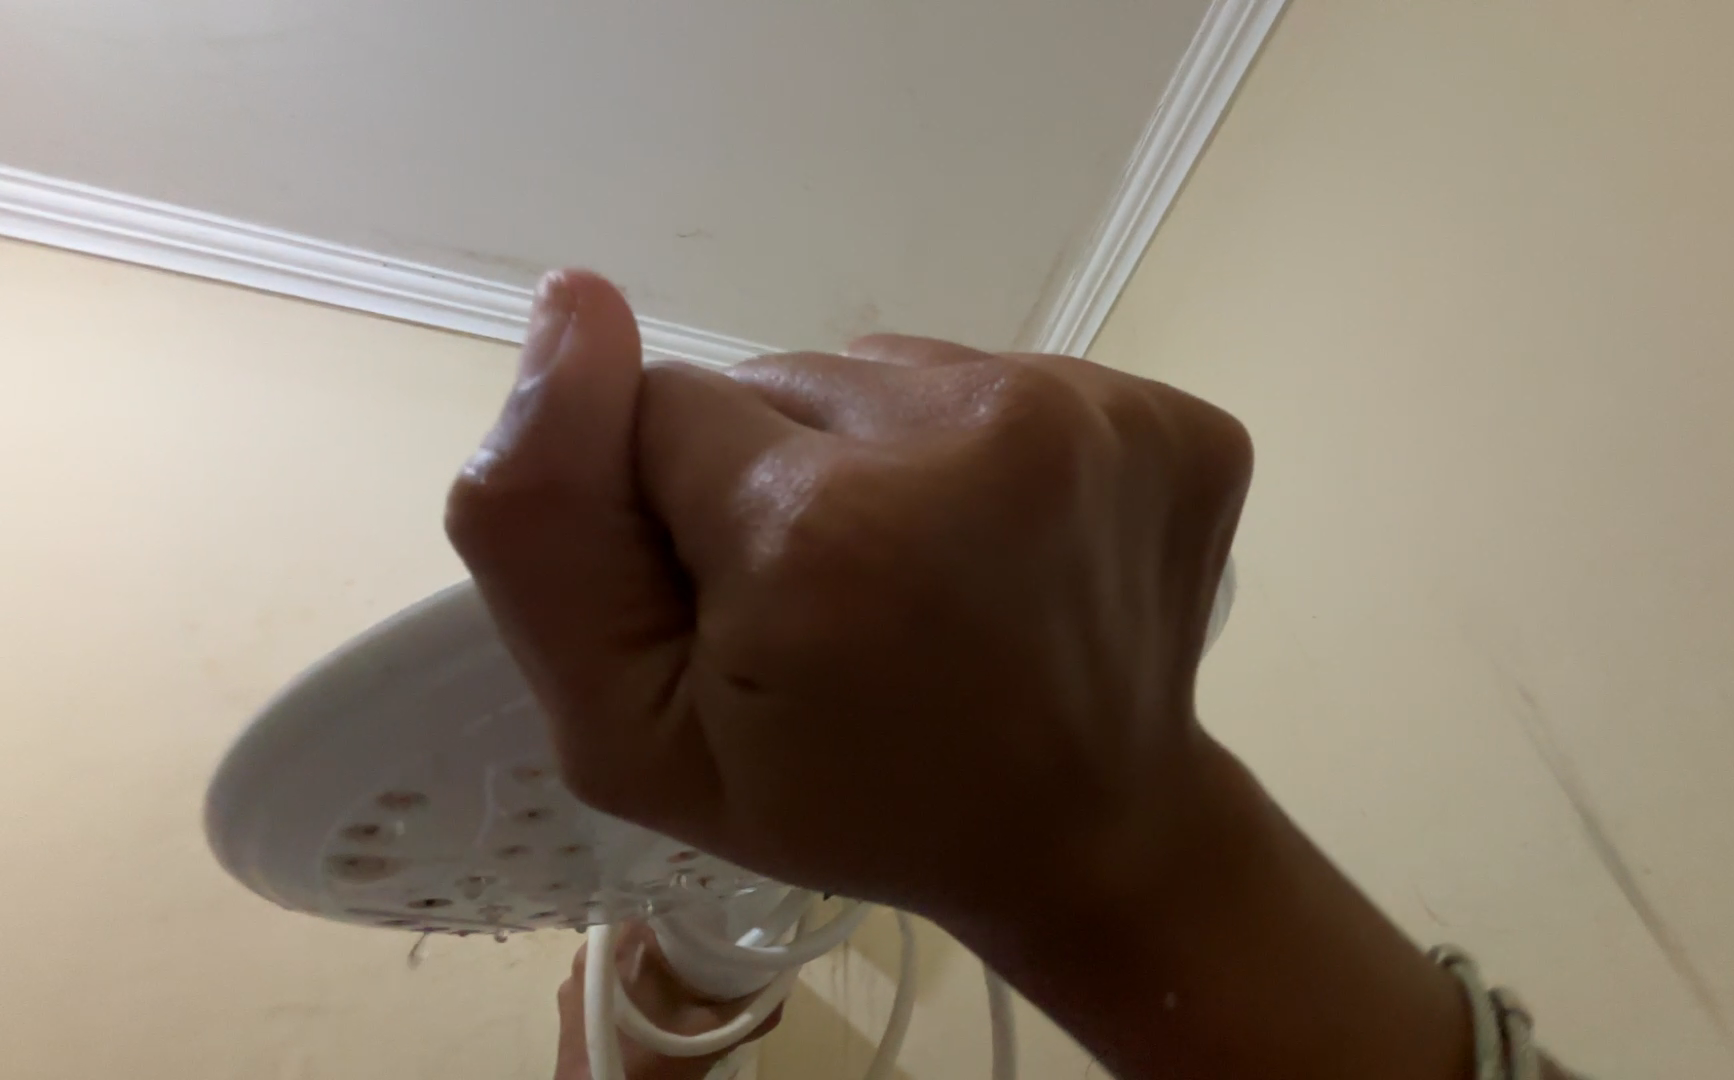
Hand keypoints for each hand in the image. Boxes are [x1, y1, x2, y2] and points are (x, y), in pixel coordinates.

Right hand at [446, 270, 1249, 926]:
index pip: (666, 405)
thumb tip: (572, 304)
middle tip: (856, 598)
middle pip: (796, 380)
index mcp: (828, 530)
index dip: (686, 506)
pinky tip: (1021, 547)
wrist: (1091, 830)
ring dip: (891, 458)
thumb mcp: (638, 740)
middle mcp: (981, 432)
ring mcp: (1103, 419)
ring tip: (938, 574)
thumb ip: (550, 533)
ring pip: (899, 375)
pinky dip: (989, 451)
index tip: (759, 599)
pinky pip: (1008, 382)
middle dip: (791, 475)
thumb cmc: (861, 802)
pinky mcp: (1176, 424)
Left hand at [552, 923, 780, 1079]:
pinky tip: (654, 1002)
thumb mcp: (713, 1037)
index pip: (669, 899)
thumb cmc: (649, 1069)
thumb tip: (785, 984)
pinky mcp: (566, 1005)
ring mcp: (574, 978)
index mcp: (628, 940)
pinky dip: (632, 981)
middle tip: (710, 950)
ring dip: (654, 959)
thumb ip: (755, 1008)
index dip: (698, 905)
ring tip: (684, 978)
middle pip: (649, 924)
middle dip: (679, 935)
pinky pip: (608, 975)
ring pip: (627, 950)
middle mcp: (595, 949)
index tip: (721, 918)